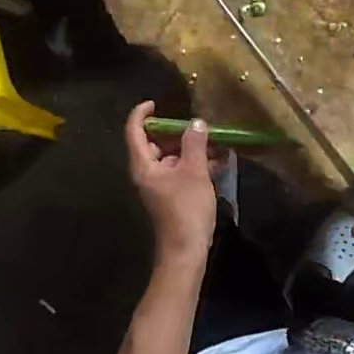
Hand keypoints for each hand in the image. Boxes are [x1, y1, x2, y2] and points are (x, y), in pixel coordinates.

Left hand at [124, 101, 217, 271]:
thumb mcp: (194, 172)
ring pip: (172, 158)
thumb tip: (196, 123)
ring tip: (218, 145)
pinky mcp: (171, 196)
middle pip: (155, 143)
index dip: (142, 113)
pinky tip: (219, 163)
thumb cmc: (186, 209)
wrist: (186, 251)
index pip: (134, 130)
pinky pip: (180, 172)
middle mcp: (146, 172)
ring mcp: (158, 185)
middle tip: (201, 127)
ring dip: (192, 150)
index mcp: (143, 165)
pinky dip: (195, 166)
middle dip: (178, 134)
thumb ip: (194, 144)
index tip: (156, 102)